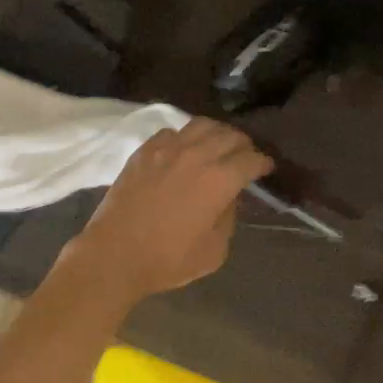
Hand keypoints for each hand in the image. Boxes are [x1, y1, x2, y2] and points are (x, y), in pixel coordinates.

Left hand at [60, 118, 274, 302]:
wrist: (115, 253)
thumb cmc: (167, 259)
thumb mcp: (213, 251)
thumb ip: (228, 218)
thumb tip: (228, 198)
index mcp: (218, 180)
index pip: (250, 159)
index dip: (263, 162)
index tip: (267, 167)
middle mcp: (197, 154)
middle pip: (229, 135)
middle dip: (244, 144)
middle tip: (246, 155)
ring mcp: (168, 147)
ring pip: (202, 124)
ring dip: (217, 132)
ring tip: (219, 144)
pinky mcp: (145, 149)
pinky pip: (173, 131)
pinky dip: (186, 137)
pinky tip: (184, 149)